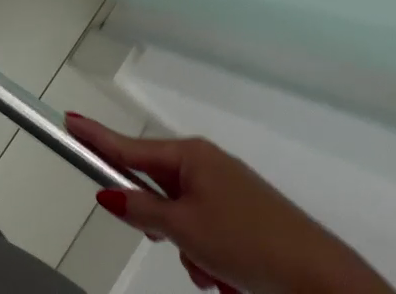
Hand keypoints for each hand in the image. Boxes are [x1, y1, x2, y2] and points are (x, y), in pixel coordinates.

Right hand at [65, 114, 395, 293]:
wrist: (329, 285)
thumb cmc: (249, 244)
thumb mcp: (184, 229)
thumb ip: (139, 209)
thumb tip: (107, 192)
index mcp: (190, 156)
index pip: (127, 146)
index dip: (94, 136)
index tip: (66, 118)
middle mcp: (208, 165)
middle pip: (154, 186)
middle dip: (155, 220)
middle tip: (164, 239)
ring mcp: (231, 191)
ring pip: (180, 215)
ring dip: (186, 245)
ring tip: (212, 271)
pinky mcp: (250, 218)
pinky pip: (207, 228)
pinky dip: (209, 252)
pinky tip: (228, 276)